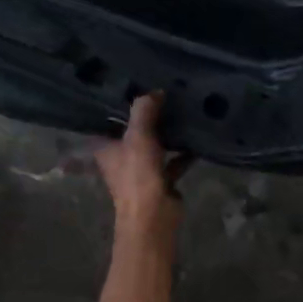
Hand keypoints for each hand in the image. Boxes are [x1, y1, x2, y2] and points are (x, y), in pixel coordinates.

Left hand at [95, 94, 183, 235]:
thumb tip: (155, 91)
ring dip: (166, 134)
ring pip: (154, 146)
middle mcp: (120, 158)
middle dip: (147, 118)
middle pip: (133, 132)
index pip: (107, 121)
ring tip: (181, 113)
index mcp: (105, 147)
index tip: (131, 86)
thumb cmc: (138, 175)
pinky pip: (173, 162)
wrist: (153, 215)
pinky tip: (196, 141)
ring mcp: (140, 170)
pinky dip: (183, 153)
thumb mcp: (138, 136)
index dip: (117, 105)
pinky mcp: (160, 181)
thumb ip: (144, 111)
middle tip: (163, 95)